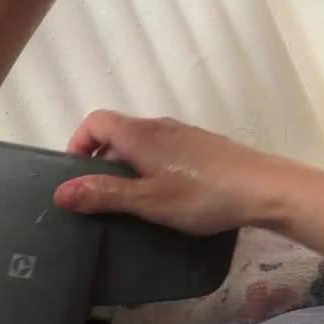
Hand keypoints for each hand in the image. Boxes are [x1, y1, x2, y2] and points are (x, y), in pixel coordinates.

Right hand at [53, 111, 307, 234]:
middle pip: (116, 131)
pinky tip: (164, 195)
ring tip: (129, 201)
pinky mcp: (201, 146)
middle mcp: (159, 126)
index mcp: (139, 134)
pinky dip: (150, 166)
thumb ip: (105, 195)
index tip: (75, 176)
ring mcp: (182, 134)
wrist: (262, 188)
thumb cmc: (202, 194)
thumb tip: (60, 191)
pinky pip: (163, 150)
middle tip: (98, 197)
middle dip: (100, 159)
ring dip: (126, 165)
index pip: (95, 121)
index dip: (77, 143)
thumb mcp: (148, 200)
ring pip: (141, 142)